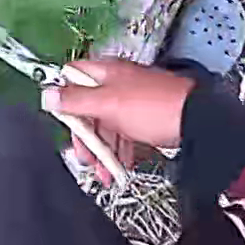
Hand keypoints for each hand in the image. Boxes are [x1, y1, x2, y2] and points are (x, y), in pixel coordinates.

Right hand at [42, 59, 194, 185]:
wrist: (198, 121)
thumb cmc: (151, 108)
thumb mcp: (108, 104)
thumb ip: (76, 100)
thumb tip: (46, 93)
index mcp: (105, 71)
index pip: (73, 76)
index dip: (64, 97)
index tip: (64, 122)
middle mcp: (117, 82)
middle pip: (88, 105)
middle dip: (84, 134)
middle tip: (84, 158)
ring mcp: (132, 100)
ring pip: (107, 123)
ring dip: (102, 149)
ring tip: (104, 174)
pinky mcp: (146, 118)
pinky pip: (124, 133)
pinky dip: (120, 150)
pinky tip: (121, 168)